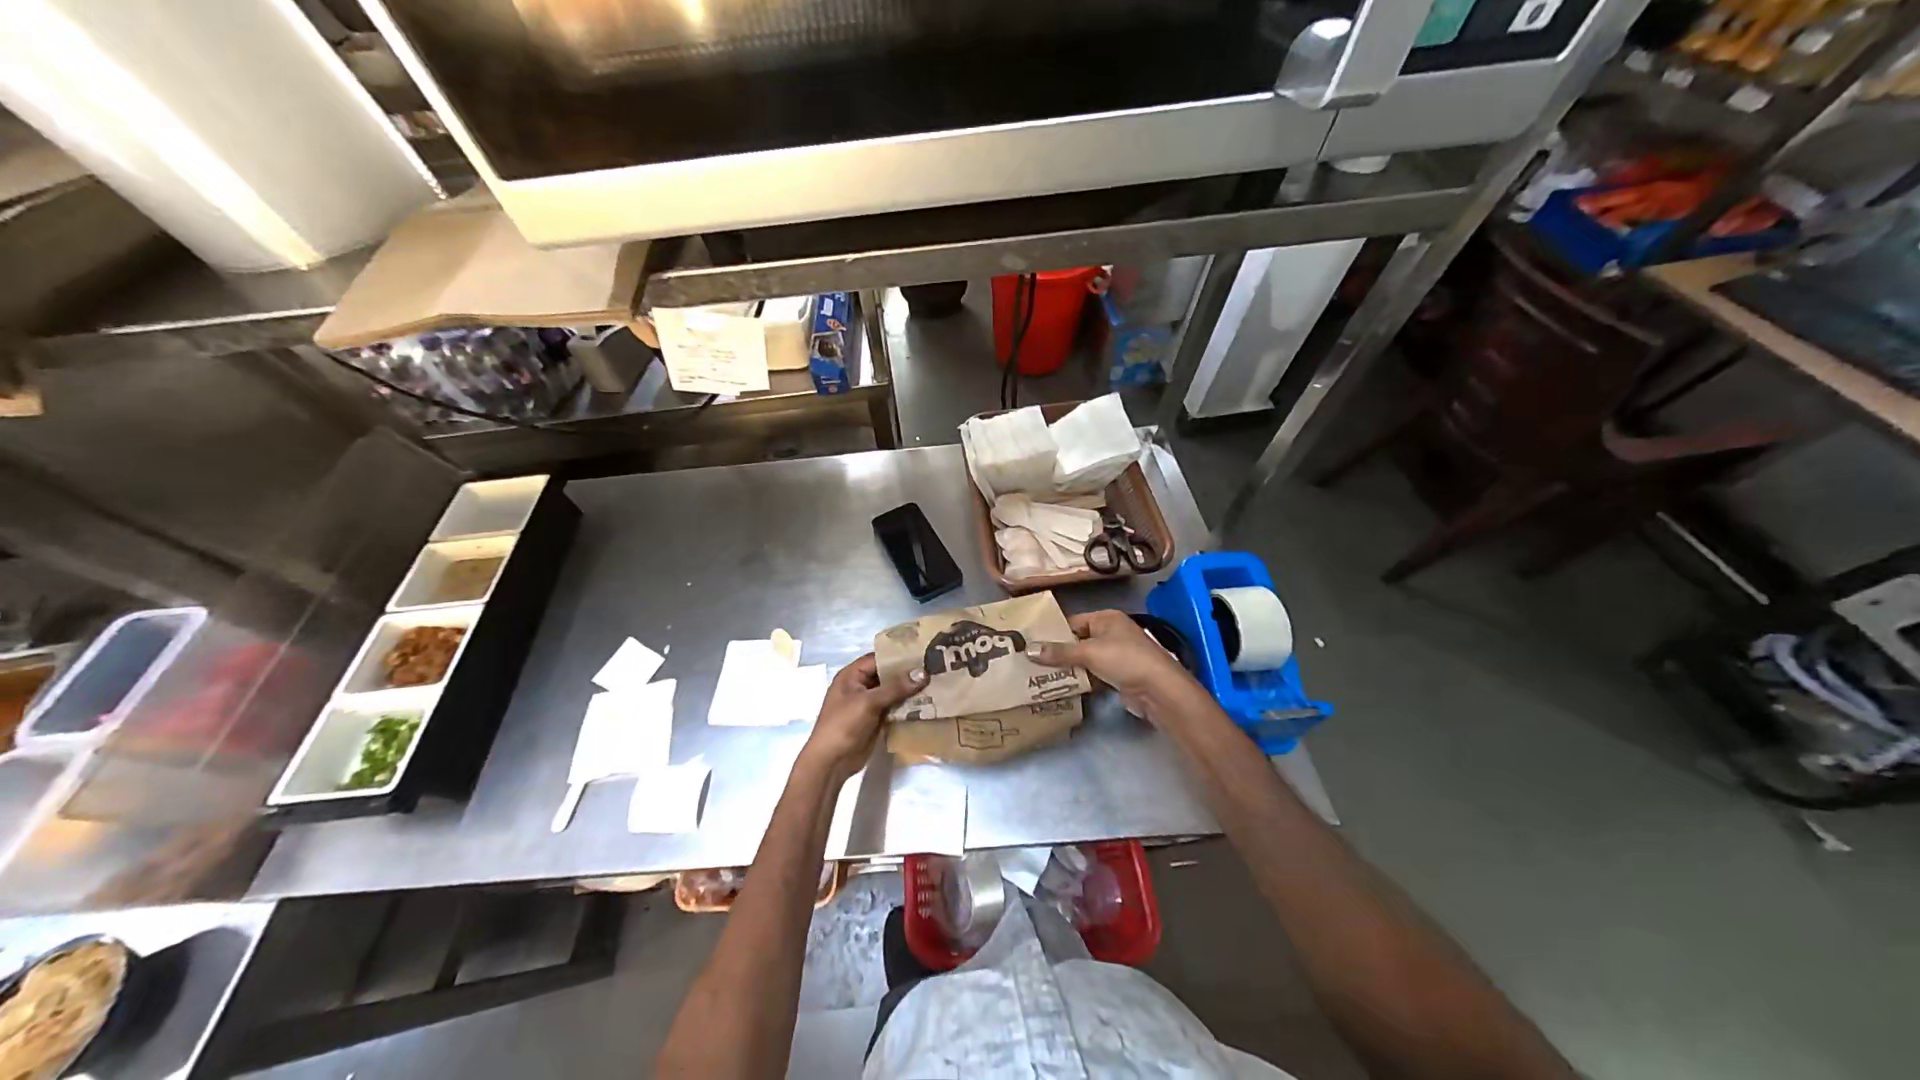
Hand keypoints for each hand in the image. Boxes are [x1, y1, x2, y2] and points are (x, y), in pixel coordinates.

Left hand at [800, 654, 925, 783]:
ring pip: (893, 692)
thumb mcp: (868, 702)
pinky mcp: (877, 719)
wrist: (832, 761)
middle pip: (887, 675)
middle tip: (935, 668)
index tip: (922, 652)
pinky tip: (928, 704)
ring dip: (910, 691)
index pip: (878, 658)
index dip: (898, 655)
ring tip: (936, 684)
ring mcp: (869, 704)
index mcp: (852, 675)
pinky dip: (908, 706)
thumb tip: (923, 673)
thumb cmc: (844, 724)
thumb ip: (895, 687)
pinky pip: (895, 708)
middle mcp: (860, 686)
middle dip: (908, 674)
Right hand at [1027, 610, 1204, 724]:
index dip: (1053, 632)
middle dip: (1058, 652)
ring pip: (1084, 659)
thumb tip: (1029, 650)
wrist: (1158, 689)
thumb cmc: (1124, 660)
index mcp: (1106, 618)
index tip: (1031, 643)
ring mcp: (1116, 655)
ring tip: (1038, 675)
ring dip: (1068, 668)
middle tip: (1030, 661)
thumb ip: (1059, 652)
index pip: (1073, 622)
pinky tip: (1061, 686)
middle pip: (1078, 641)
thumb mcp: (1089, 652)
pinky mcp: (1118, 675)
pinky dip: (1080, 679)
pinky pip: (1092, 674)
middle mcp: (1111, 633)